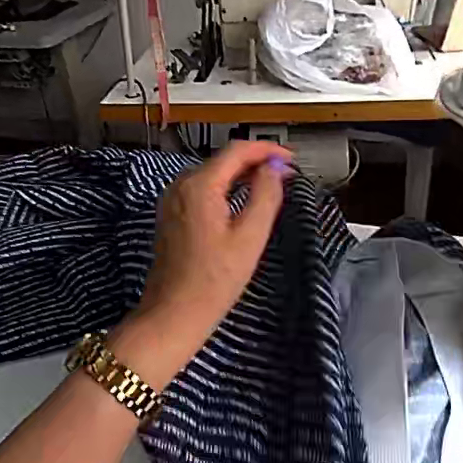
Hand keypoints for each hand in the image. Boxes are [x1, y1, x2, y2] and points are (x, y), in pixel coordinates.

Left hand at [109, 140, 292, 388]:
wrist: (174, 313)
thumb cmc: (214, 281)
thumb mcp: (250, 237)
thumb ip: (266, 195)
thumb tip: (275, 169)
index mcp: (199, 186)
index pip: (237, 150)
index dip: (267, 149)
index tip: (291, 159)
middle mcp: (180, 186)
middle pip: (223, 159)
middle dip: (255, 162)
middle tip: (285, 175)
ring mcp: (172, 200)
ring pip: (213, 174)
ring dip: (242, 175)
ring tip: (270, 187)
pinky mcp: (172, 215)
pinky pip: (202, 190)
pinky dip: (225, 189)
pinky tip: (242, 203)